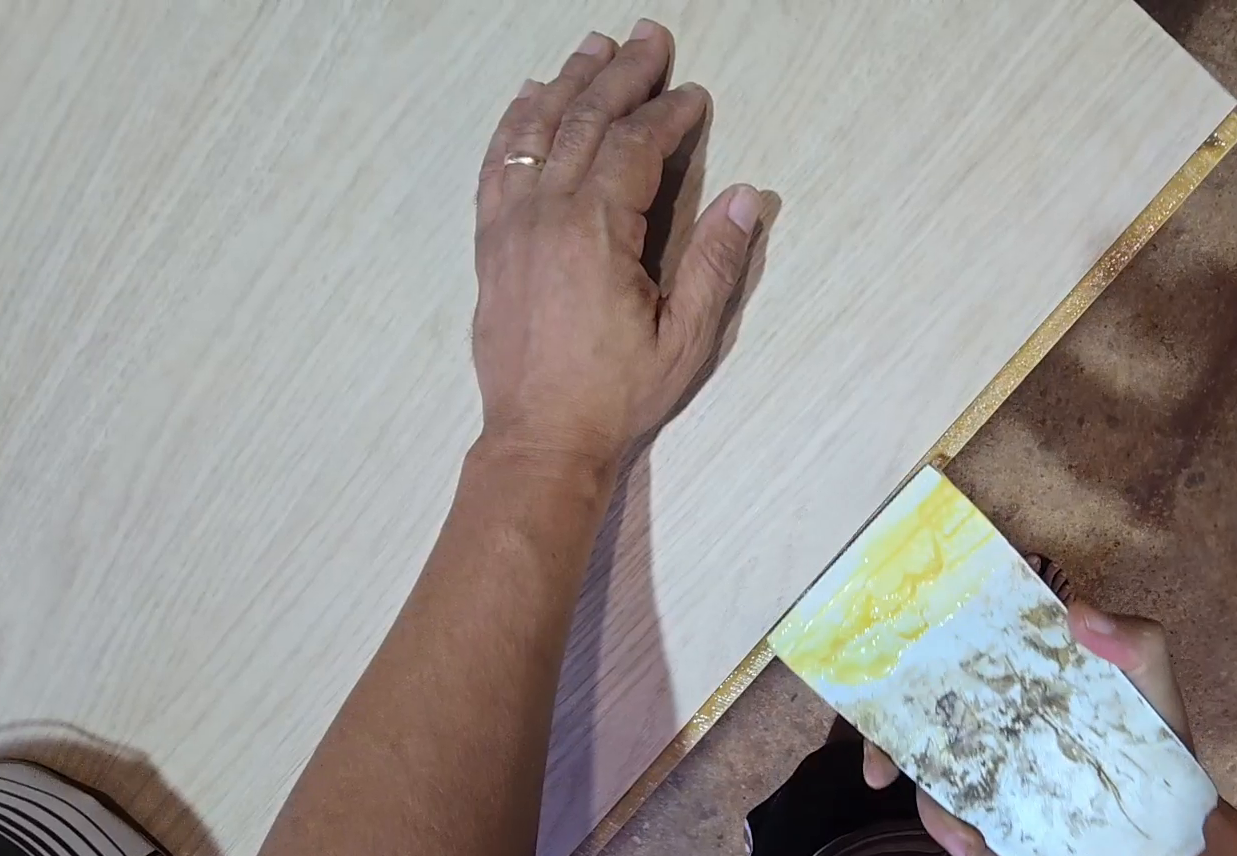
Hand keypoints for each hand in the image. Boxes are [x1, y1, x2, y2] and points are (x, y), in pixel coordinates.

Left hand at [472, 20, 760, 471]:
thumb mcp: (686, 339)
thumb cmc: (618, 394)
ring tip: (593, 47)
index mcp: (598, 232)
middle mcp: (547, 213)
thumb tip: (746, 196)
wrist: (541, 435)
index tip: (694, 95)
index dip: (669, 116)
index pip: (637, 148)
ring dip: (568, 83)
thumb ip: (715, 264)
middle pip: (585, 122)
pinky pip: (498, 164)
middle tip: (648, 37)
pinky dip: (515, 123)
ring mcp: (511, 225)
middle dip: (621, 75)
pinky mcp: (491, 244)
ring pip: (537, 131)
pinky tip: (529, 100)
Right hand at [863, 601, 1196, 855]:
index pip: (947, 649)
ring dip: (943, 820)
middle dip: (886, 745)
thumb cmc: (1156, 737)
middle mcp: (989, 711)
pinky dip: (973, 850)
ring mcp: (988, 762)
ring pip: (934, 782)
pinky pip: (962, 825)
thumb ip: (1134, 643)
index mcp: (1013, 667)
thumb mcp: (1152, 681)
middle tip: (879, 775)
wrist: (1173, 828)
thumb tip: (1079, 613)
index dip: (901, 658)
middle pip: (916, 717)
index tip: (884, 679)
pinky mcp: (996, 809)